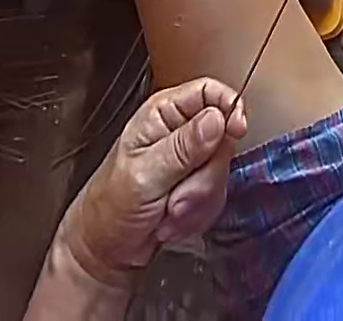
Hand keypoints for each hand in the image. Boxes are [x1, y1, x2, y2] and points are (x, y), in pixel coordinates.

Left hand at [54, 78, 248, 287]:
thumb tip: (216, 118)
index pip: (208, 91)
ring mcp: (191, 158)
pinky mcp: (198, 183)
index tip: (236, 129)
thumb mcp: (144, 175)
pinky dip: (197, 214)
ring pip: (221, 170)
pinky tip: (172, 220)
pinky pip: (217, 195)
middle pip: (222, 136)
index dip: (228, 105)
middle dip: (205, 175)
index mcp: (163, 113)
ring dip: (197, 200)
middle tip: (178, 196)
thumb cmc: (110, 206)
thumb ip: (182, 147)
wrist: (105, 251)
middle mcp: (180, 129)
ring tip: (167, 211)